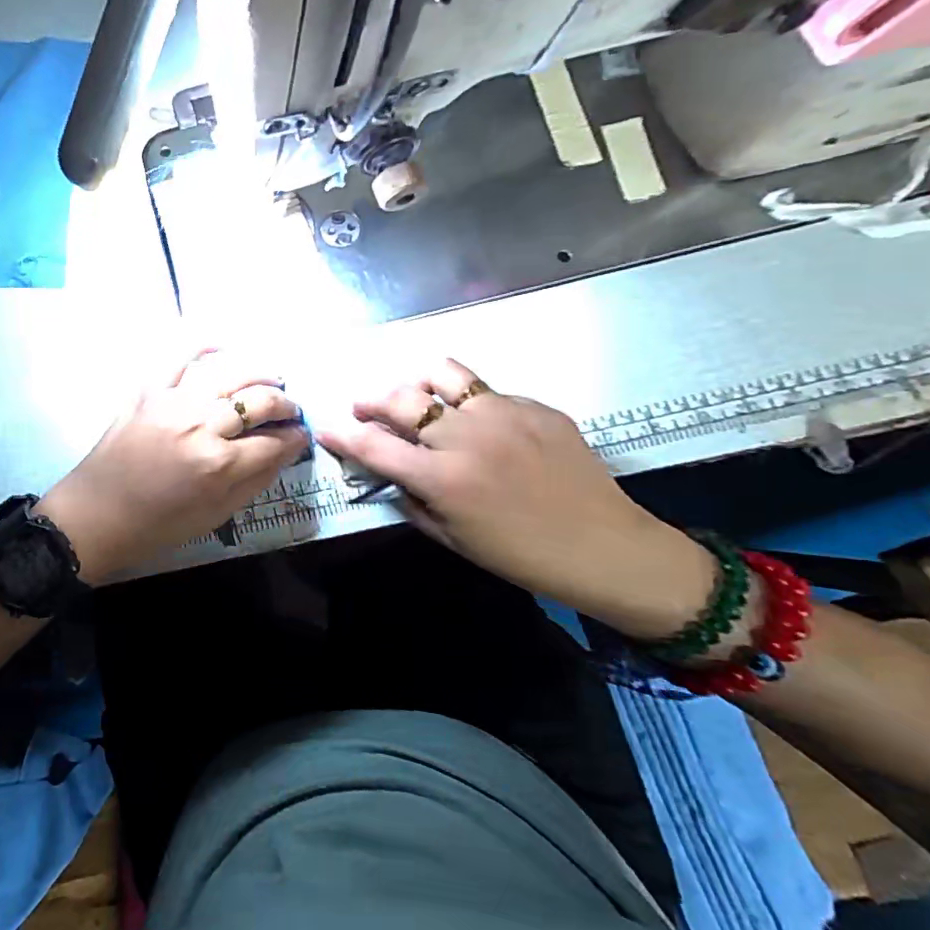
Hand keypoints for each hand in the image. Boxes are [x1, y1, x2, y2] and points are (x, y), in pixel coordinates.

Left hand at [37, 350, 308, 584]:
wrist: (96, 516)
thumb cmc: (159, 524)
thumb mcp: (216, 514)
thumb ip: (256, 480)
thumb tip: (284, 451)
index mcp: (219, 464)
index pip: (274, 442)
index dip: (295, 438)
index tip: (301, 435)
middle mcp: (200, 426)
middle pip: (258, 402)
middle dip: (285, 405)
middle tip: (291, 410)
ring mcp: (172, 403)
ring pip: (228, 374)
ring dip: (258, 374)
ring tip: (271, 379)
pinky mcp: (147, 392)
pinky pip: (178, 359)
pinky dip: (202, 347)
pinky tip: (222, 346)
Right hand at [319, 359, 717, 639]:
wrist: (603, 545)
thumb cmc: (522, 556)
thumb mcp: (454, 540)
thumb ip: (414, 503)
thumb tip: (391, 475)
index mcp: (442, 478)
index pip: (375, 446)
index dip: (343, 436)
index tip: (327, 428)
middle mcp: (466, 436)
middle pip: (401, 399)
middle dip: (371, 401)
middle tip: (364, 408)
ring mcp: (502, 412)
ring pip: (443, 374)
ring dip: (417, 382)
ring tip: (416, 394)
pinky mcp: (534, 404)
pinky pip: (488, 391)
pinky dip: (469, 400)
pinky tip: (478, 421)